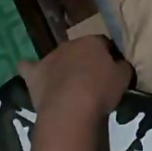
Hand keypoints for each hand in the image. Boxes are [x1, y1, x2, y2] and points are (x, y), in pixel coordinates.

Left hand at [18, 36, 132, 120]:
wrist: (71, 108)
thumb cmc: (101, 91)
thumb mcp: (123, 79)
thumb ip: (122, 68)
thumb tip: (120, 64)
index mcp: (93, 42)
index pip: (104, 44)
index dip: (108, 56)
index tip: (112, 70)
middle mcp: (69, 45)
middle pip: (79, 50)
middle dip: (84, 61)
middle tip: (91, 80)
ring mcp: (49, 58)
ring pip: (56, 58)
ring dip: (62, 67)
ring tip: (69, 86)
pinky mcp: (34, 74)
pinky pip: (28, 67)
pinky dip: (30, 70)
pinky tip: (28, 72)